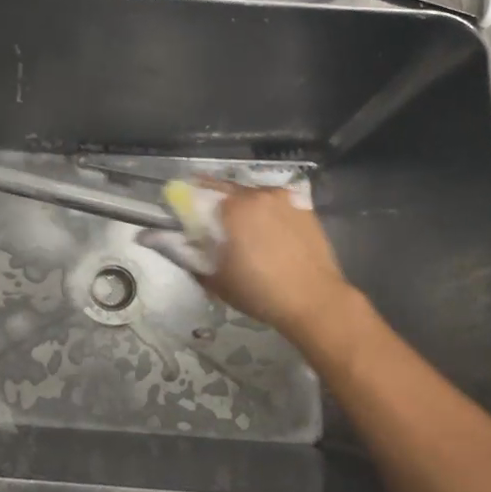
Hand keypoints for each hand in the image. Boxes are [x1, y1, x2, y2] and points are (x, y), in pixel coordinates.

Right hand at [202, 187, 358, 342]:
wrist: (314, 301)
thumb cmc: (260, 291)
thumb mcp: (216, 279)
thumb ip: (192, 257)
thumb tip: (176, 244)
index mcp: (234, 207)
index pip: (203, 190)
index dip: (192, 199)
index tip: (187, 211)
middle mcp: (260, 194)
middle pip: (231, 191)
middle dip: (220, 204)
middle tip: (217, 225)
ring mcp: (287, 199)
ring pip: (257, 197)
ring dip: (247, 208)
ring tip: (246, 231)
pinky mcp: (306, 209)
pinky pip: (279, 205)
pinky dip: (270, 214)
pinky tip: (271, 235)